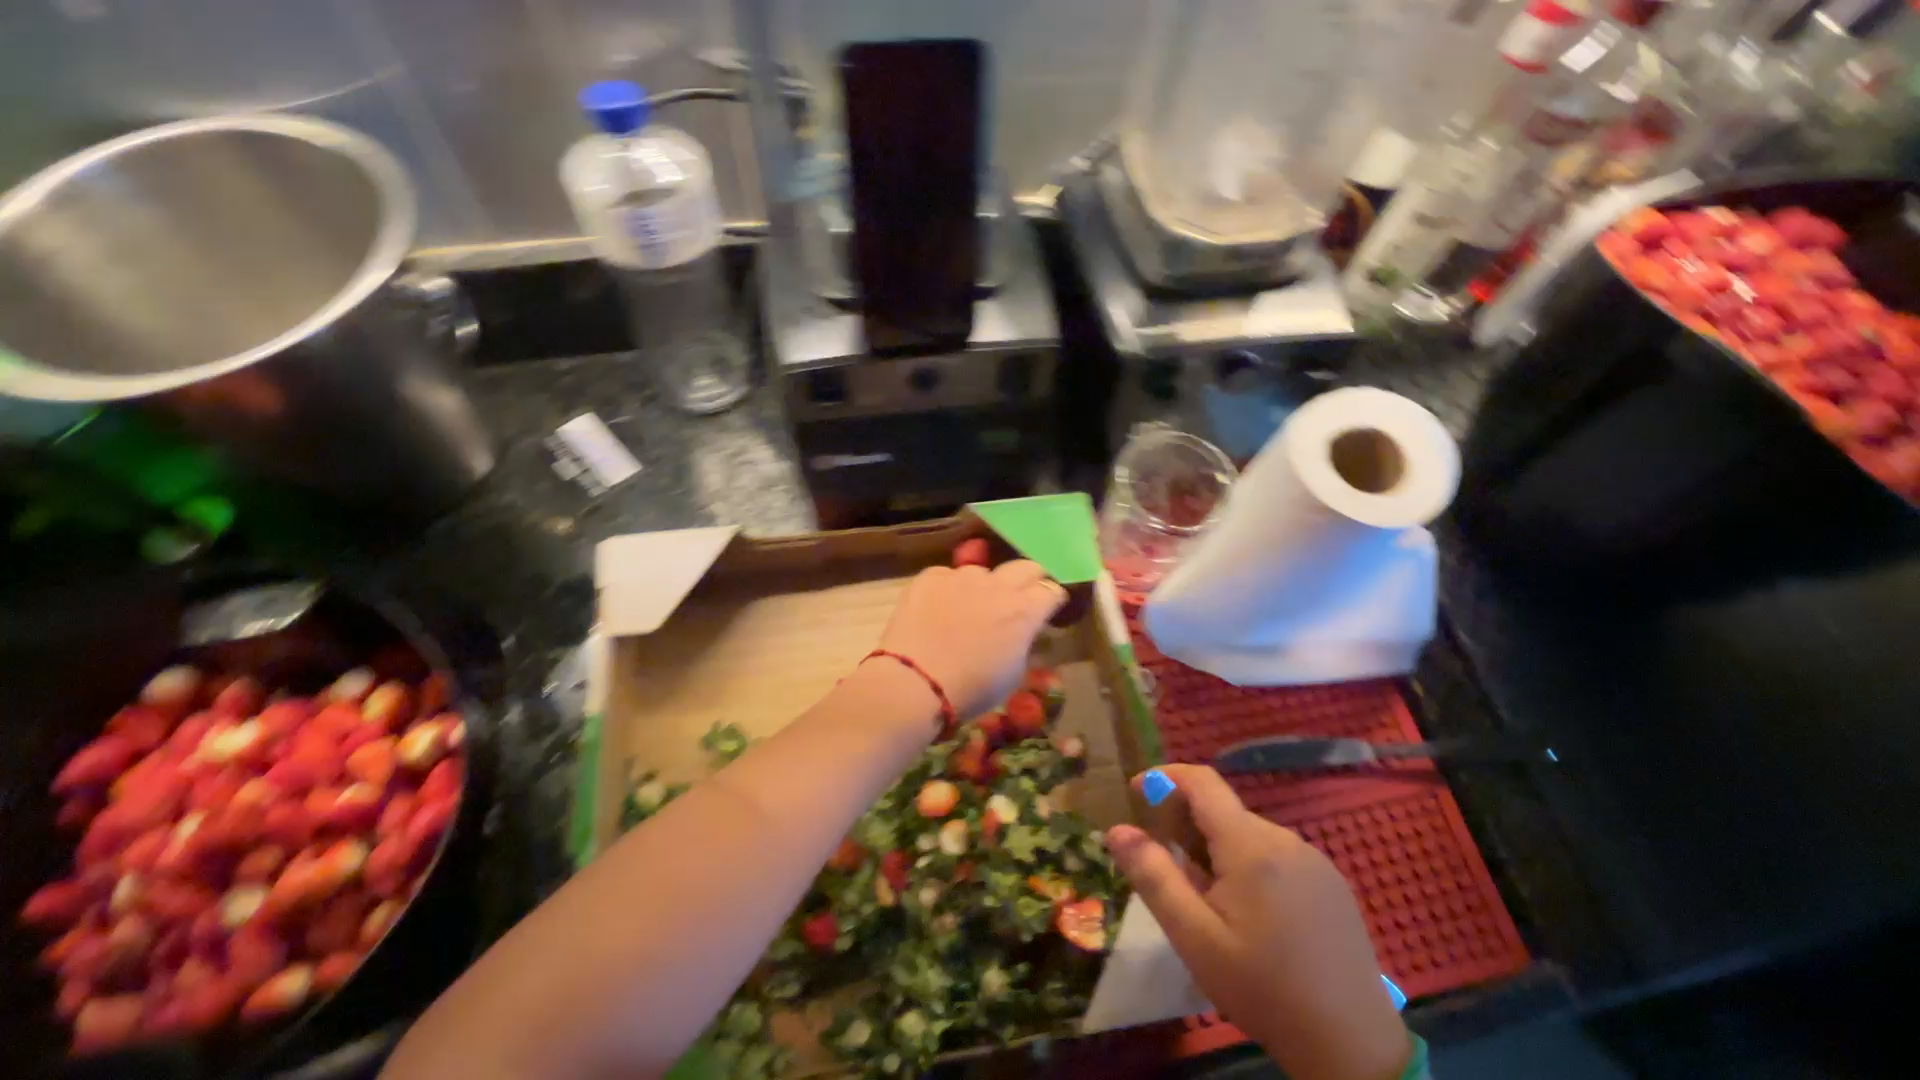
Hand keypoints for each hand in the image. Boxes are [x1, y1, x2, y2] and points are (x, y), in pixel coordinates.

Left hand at [872, 560, 1065, 720]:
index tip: (1049, 610)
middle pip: (1025, 567)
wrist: (914, 682)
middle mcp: (998, 585)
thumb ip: (1023, 642)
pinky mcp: (930, 577)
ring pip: (982, 572)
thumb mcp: (1013, 673)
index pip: (1052, 590)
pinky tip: (938, 611)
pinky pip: (947, 577)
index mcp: (1025, 611)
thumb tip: (1023, 631)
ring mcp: (962, 576)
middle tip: (1022, 598)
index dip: (1052, 600)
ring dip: (984, 587)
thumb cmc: (970, 689)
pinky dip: (948, 590)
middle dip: (1029, 579)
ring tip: (969, 610)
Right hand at [1105, 766, 1410, 1079]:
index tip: (1136, 792)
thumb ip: (1153, 877)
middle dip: (1188, 826)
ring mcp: (1316, 861)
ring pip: (1250, 837)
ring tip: (1206, 903)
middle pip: (1225, 813)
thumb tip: (1117, 830)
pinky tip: (1249, 917)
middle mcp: (1287, 840)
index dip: (1165, 777)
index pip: (1203, 782)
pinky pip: (1277, 858)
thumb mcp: (1194, 937)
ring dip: (1218, 851)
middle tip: (1165, 870)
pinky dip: (1249, 867)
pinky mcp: (1332, 885)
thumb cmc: (1262, 988)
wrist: (1349, 1042)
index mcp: (1251, 846)